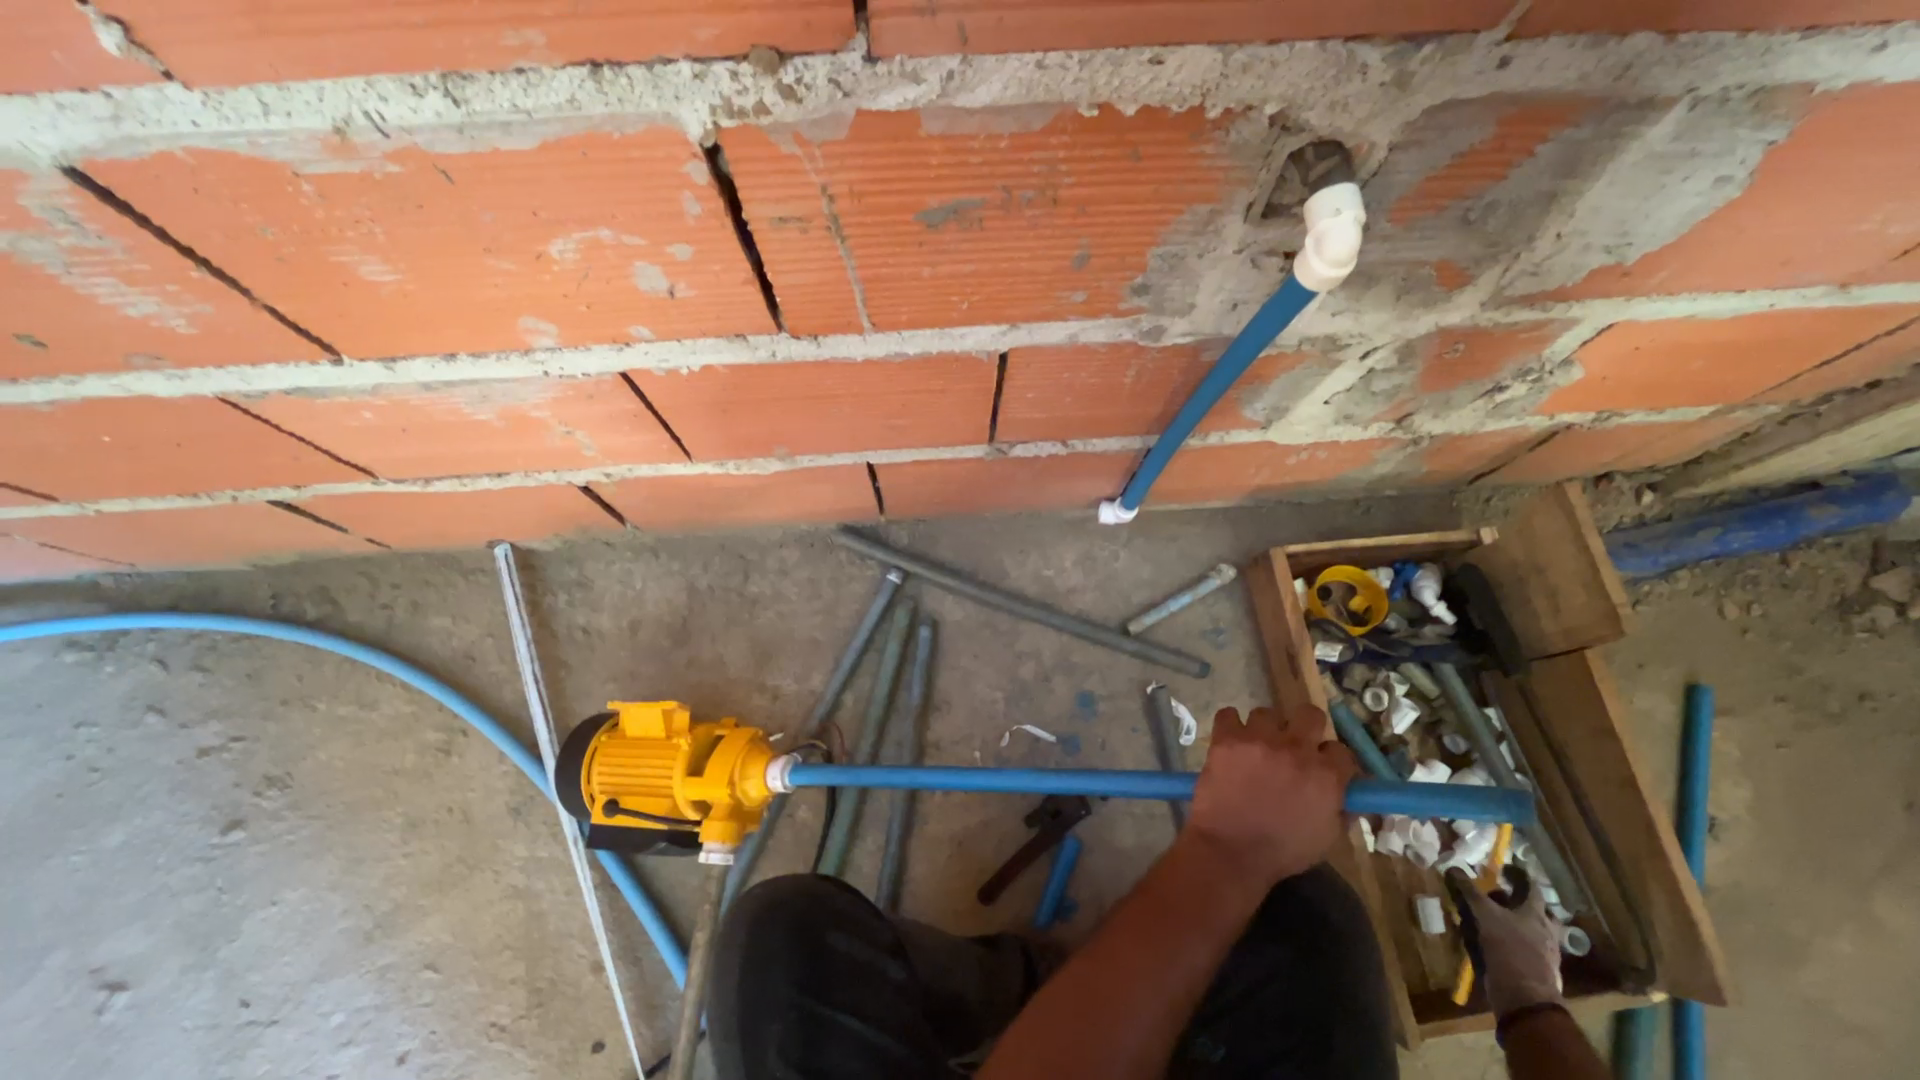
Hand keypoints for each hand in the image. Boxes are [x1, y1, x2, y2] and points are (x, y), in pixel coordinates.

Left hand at [1183, 706, 1356, 892]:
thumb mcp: (1327, 837)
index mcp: (1326, 774)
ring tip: (1256, 747)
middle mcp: (1296, 749)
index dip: (1332, 758)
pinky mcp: (1227, 740)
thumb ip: (1341, 809)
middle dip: (1305, 728)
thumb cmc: (1282, 851)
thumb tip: (1348, 796)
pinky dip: (1230, 725)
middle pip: (1310, 715)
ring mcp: (1259, 740)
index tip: (1323, 766)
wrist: (1230, 852)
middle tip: (1293, 745)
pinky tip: (1231, 740)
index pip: (1341, 749)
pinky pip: (1228, 714)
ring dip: (1265, 729)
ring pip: (1267, 713)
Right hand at [1459, 868, 1564, 1016]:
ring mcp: (1545, 951)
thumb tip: (1452, 867)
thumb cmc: (1507, 947)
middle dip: (1518, 901)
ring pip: (1533, 930)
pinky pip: (1527, 949)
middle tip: (1498, 897)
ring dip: (1516, 923)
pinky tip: (1498, 946)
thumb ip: (1469, 891)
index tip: (1504, 869)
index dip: (1518, 874)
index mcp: (1536, 913)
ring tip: (1495, 922)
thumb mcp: (1483, 914)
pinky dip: (1513, 943)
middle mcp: (1545, 930)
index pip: (1531, 886)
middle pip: (1536, 909)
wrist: (1524, 995)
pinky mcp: (1539, 969)